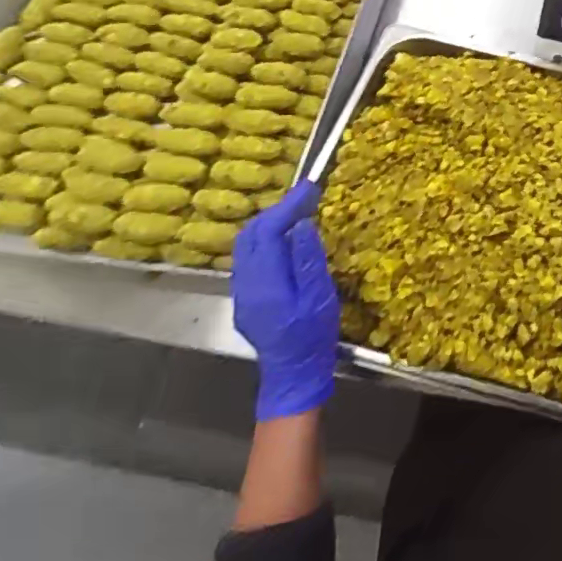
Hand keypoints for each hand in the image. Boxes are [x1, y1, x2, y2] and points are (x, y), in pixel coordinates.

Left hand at [232, 180, 340, 420]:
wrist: (293, 373)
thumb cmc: (312, 336)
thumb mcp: (319, 297)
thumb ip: (309, 260)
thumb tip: (302, 224)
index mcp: (265, 281)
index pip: (269, 231)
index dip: (288, 205)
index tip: (309, 187)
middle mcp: (245, 282)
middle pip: (251, 233)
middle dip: (276, 210)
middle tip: (305, 198)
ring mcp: (242, 291)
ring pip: (247, 244)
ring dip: (270, 224)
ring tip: (297, 213)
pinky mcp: (247, 298)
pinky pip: (250, 257)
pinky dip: (266, 239)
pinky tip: (285, 240)